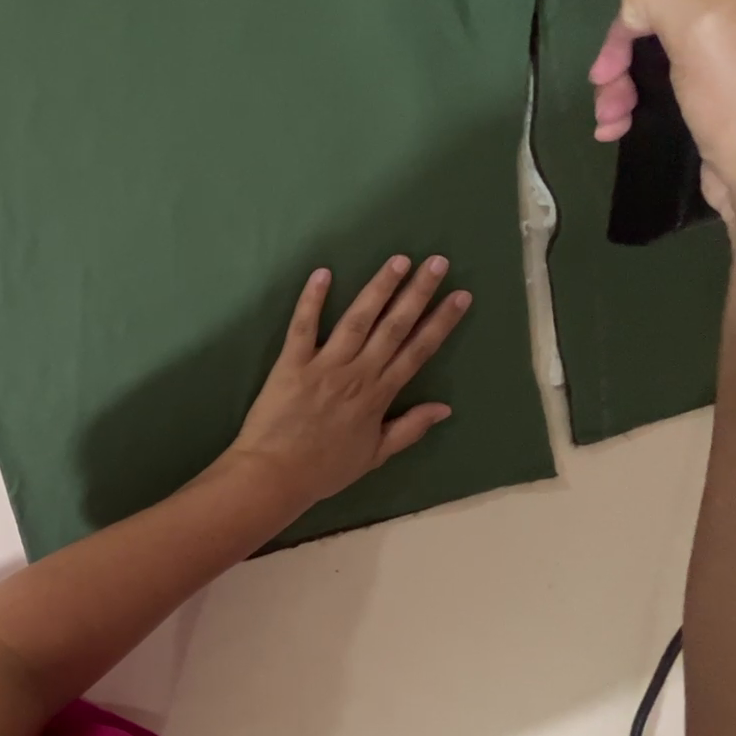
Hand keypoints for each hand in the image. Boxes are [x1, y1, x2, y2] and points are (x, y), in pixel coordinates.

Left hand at [219, 255, 470, 510]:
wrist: (275, 474)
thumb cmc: (323, 469)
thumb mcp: (374, 455)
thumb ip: (409, 428)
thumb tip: (445, 408)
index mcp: (379, 396)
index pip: (417, 351)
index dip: (441, 322)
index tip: (460, 296)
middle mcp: (357, 375)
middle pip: (394, 327)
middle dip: (418, 293)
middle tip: (437, 262)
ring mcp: (324, 367)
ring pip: (357, 320)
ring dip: (379, 288)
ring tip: (398, 260)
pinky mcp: (290, 364)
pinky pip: (303, 327)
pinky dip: (312, 300)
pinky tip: (322, 274)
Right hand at [589, 0, 735, 218]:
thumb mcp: (707, 21)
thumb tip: (633, 7)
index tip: (623, 32)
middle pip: (689, 3)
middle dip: (631, 46)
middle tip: (603, 79)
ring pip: (677, 46)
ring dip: (626, 80)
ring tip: (609, 117)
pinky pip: (685, 80)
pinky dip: (643, 100)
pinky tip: (618, 127)